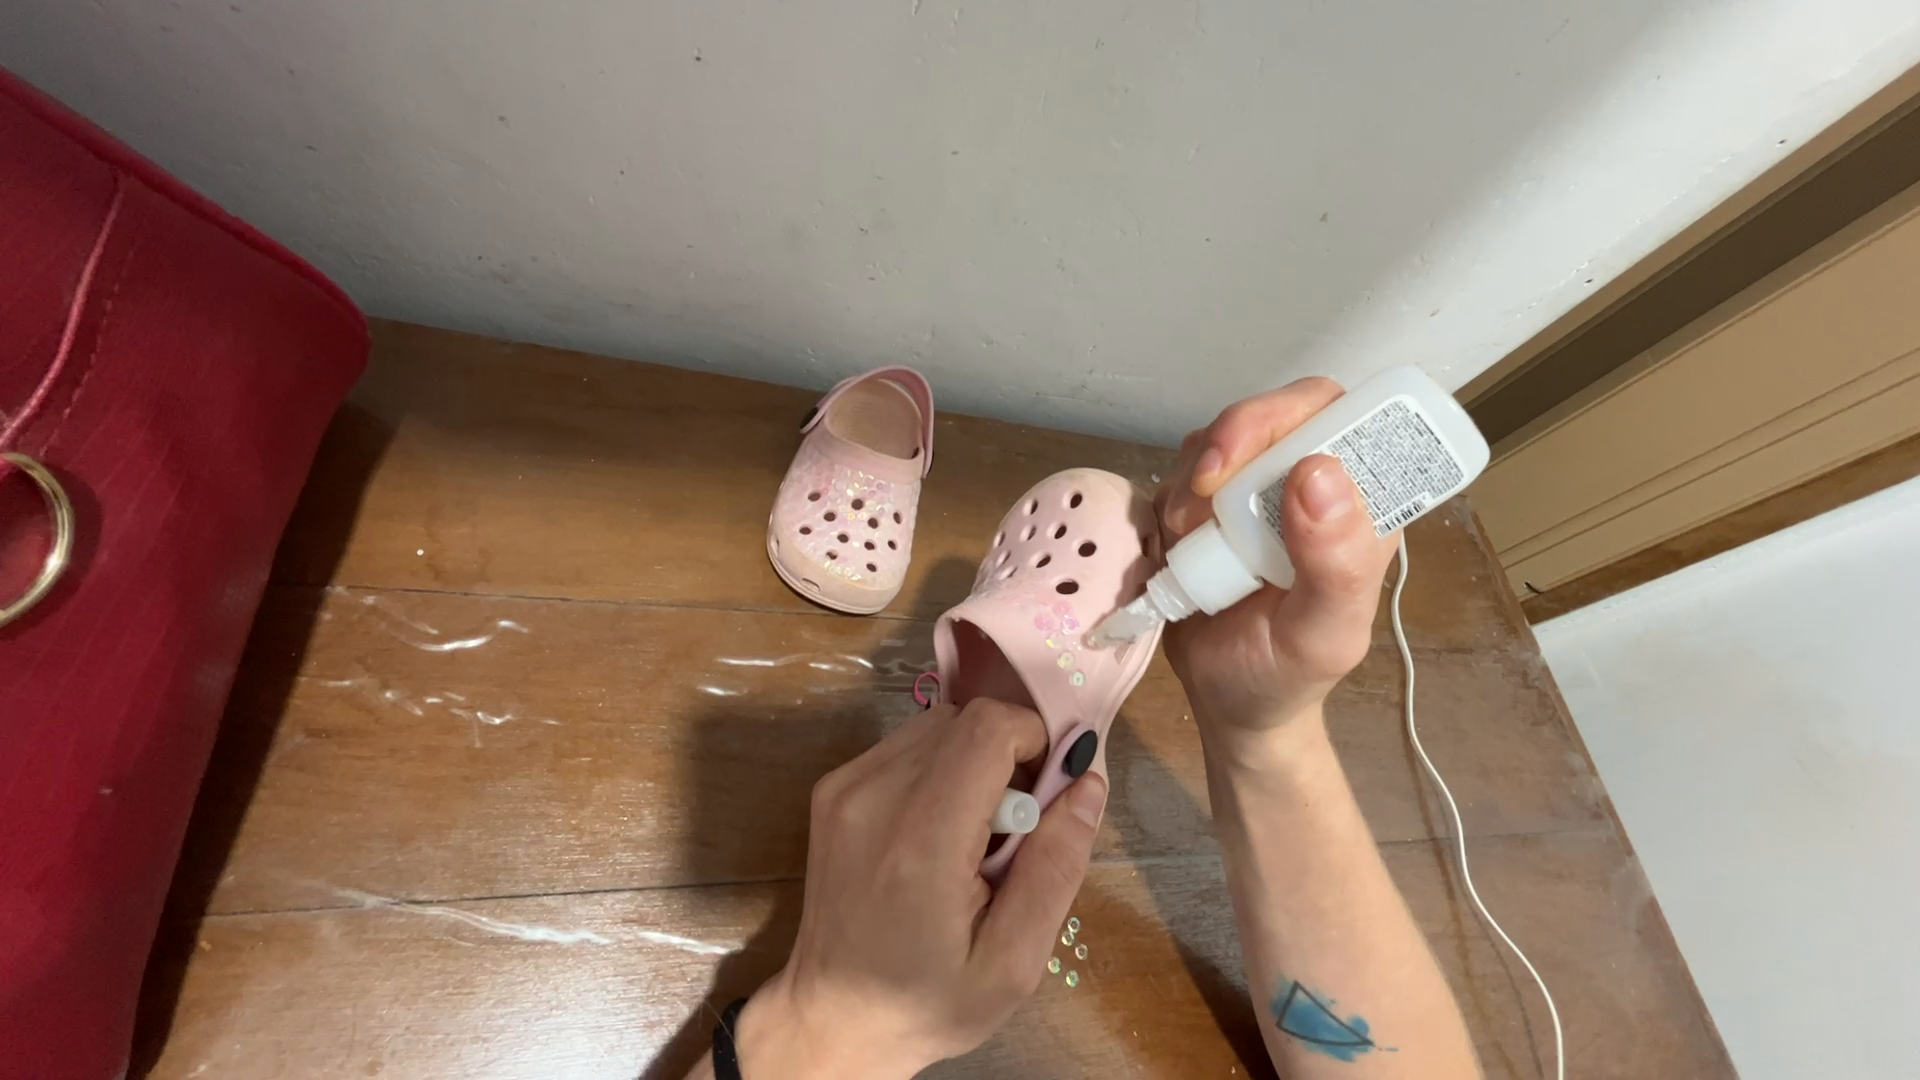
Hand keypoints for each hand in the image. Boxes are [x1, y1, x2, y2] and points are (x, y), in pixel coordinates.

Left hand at [736, 699, 1107, 1078]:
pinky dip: (938, 768)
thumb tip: (1088, 782)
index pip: (988, 727)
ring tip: (971, 832)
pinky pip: (907, 744)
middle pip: (965, 719)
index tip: (1044, 796)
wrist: (832, 1015)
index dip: (1033, 742)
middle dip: (1006, 756)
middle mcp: (874, 794)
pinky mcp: (833, 784)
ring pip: (937, 725)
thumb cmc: (928, 999)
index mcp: (921, 838)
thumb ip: (1056, 864)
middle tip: (1011, 827)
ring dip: (971, 760)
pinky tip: (936, 827)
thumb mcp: (1014, 961)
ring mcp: (845, 784)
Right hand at [1156, 378, 1399, 742]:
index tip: (1253, 456)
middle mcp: (1303, 489)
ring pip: (1217, 441)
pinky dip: (1167, 497)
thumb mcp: (1324, 636)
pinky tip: (1172, 539)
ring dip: (1192, 478)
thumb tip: (1317, 471)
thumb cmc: (1285, 675)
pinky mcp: (1202, 509)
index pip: (1339, 417)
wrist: (1227, 701)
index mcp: (1355, 506)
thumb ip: (1336, 564)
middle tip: (1200, 493)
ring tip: (1185, 536)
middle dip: (1231, 440)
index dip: (1296, 413)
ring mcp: (1249, 496)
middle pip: (1274, 415)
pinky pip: (1177, 473)